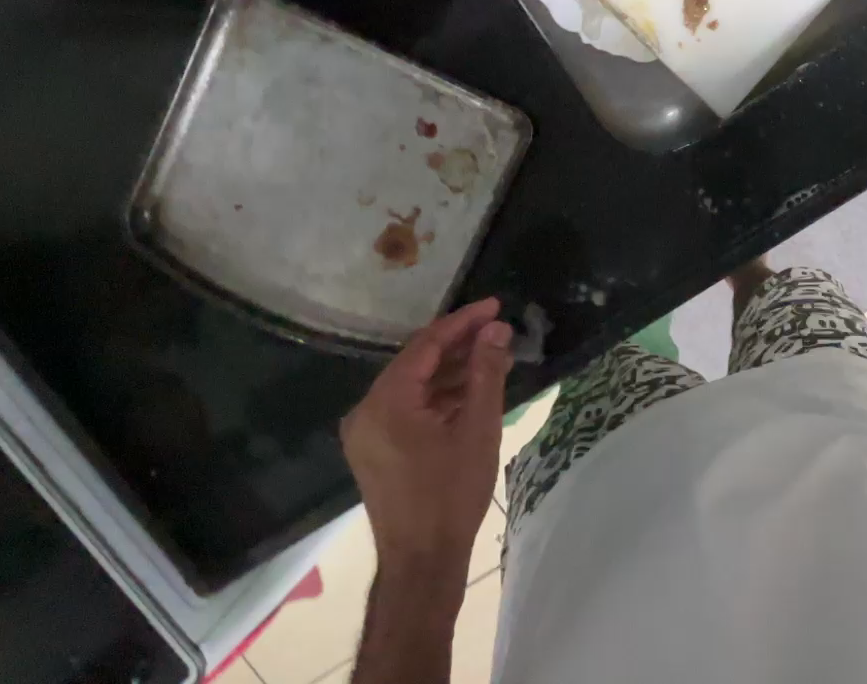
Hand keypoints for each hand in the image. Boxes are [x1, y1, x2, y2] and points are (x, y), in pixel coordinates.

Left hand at [341, 298, 511, 577]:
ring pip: (414, 385)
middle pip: (417, 362)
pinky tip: (472, 391)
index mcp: (385, 402)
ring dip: (453, 371)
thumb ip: (485, 372)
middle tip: (500, 331)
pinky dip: (440, 396)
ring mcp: (367, 431)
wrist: (422, 561)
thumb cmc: (452, 493)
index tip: (496, 306)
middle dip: (460, 345)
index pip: (426, 345)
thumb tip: (496, 329)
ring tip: (496, 359)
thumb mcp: (477, 427)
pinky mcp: (376, 448)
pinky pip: (409, 407)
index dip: (463, 322)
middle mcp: (366, 410)